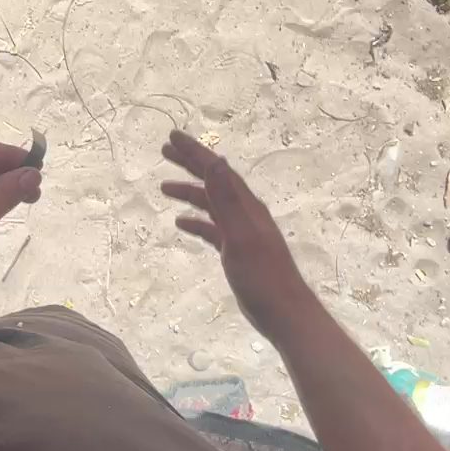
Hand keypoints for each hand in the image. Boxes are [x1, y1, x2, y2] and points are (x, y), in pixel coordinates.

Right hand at [160, 130, 318, 338]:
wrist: (284, 313)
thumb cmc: (262, 277)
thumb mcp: (240, 236)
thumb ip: (227, 199)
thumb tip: (217, 161)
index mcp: (246, 206)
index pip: (217, 171)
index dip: (195, 152)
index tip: (172, 137)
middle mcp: (245, 213)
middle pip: (215, 181)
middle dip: (190, 164)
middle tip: (165, 152)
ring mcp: (241, 232)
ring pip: (211, 203)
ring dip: (190, 192)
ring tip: (164, 188)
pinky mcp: (236, 250)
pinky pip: (212, 228)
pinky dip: (196, 221)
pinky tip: (180, 224)